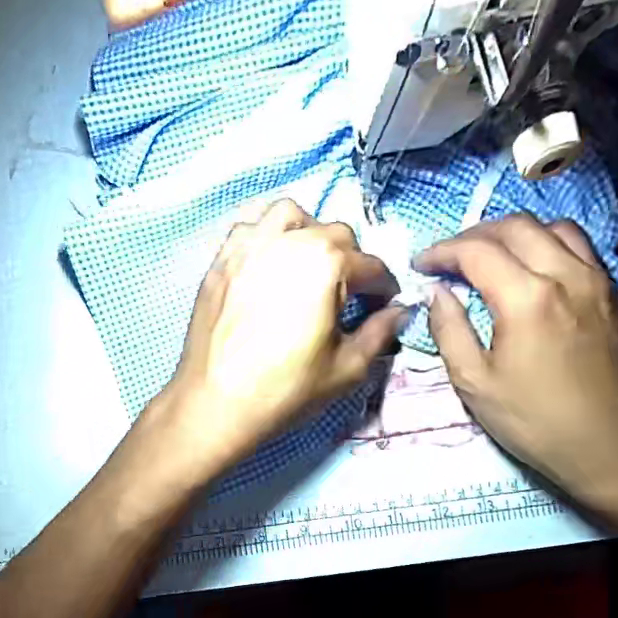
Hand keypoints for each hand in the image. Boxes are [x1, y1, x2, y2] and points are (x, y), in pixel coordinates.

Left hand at [149, 200, 404, 479]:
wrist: (218, 402)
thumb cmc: (288, 389)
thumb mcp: (347, 368)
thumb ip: (380, 332)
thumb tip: (400, 311)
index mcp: (328, 265)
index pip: (372, 267)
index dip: (385, 290)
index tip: (385, 307)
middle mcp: (292, 240)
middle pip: (337, 234)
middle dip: (352, 261)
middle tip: (349, 295)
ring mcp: (251, 244)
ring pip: (293, 214)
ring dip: (311, 233)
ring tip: (310, 265)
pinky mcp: (223, 257)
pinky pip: (252, 225)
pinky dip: (269, 234)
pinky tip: (273, 262)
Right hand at [421, 214, 617, 526]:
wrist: (612, 446)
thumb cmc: (538, 423)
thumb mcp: (476, 386)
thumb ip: (450, 331)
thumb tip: (437, 293)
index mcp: (527, 298)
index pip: (476, 251)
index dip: (442, 251)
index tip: (422, 265)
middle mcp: (565, 274)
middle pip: (515, 227)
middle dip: (475, 234)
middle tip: (451, 258)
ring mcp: (596, 280)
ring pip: (553, 227)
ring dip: (516, 233)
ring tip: (493, 255)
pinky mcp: (613, 293)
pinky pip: (579, 247)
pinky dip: (549, 243)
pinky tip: (535, 268)